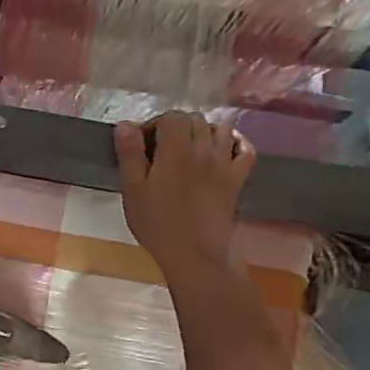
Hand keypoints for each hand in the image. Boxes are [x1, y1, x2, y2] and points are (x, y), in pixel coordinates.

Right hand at [115, 111, 255, 270]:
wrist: (193, 252)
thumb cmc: (156, 223)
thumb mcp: (132, 190)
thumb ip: (130, 155)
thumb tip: (126, 124)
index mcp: (176, 149)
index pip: (170, 118)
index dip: (154, 125)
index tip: (141, 146)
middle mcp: (204, 148)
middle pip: (195, 120)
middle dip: (177, 128)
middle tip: (159, 152)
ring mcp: (225, 162)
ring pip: (220, 129)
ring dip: (203, 133)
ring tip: (187, 152)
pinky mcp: (238, 178)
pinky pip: (244, 149)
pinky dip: (234, 143)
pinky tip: (222, 151)